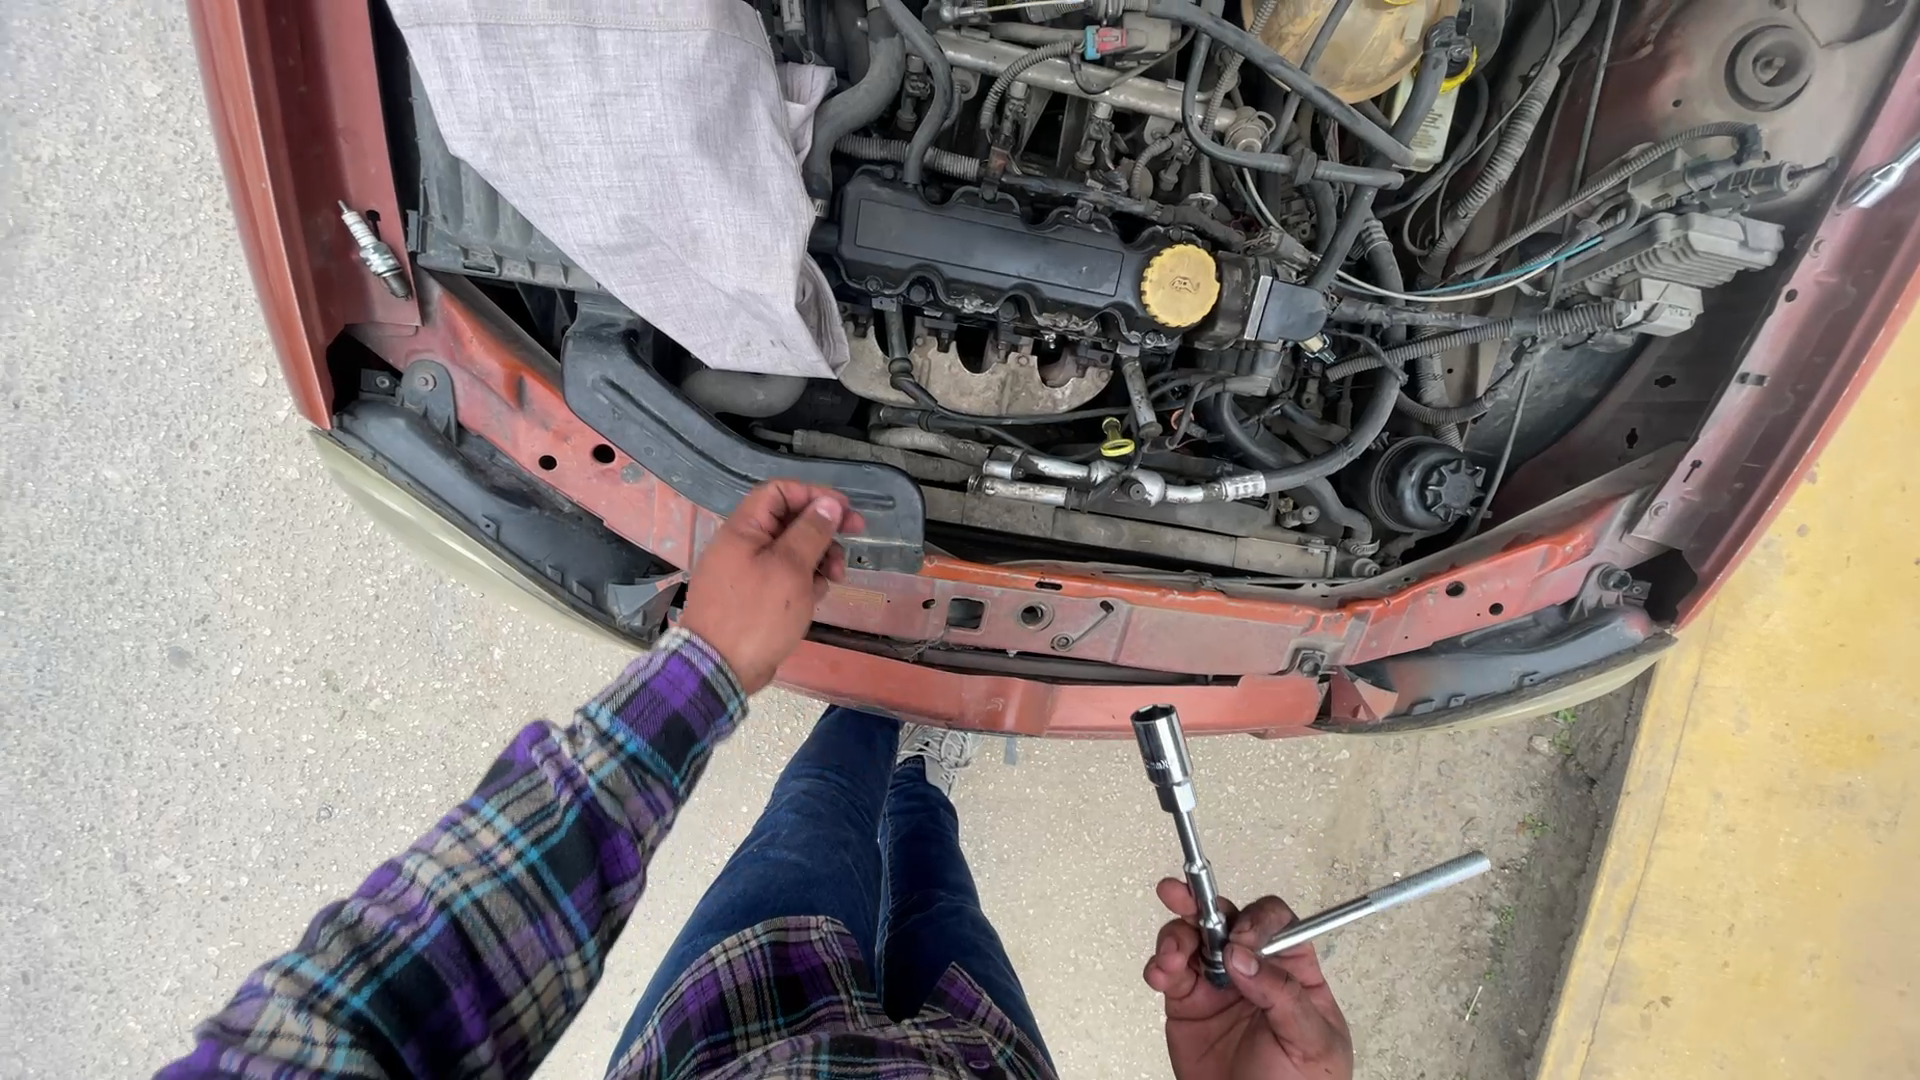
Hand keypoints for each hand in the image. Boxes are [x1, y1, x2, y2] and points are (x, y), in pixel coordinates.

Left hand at [680, 480, 864, 693]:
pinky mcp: (754, 597)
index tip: (845, 509)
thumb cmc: (756, 614)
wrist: (718, 670)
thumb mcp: (791, 568)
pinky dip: (805, 580)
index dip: (814, 494)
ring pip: (791, 550)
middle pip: (789, 521)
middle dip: (823, 529)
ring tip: (836, 578)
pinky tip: (816, 596)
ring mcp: (747, 572)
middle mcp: (743, 545)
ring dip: (819, 557)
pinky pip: (785, 577)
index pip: (779, 491)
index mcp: (744, 529)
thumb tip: (828, 504)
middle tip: (855, 536)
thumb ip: (811, 532)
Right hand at [1142, 879, 1352, 1079]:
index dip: (1254, 921)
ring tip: (1171, 958)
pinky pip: (1167, 969)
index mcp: (1293, 973)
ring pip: (1190, 935)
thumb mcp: (1311, 1045)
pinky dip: (1158, 965)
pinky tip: (1160, 974)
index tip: (1238, 940)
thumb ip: (1282, 995)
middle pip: (1225, 918)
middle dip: (1198, 901)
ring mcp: (1216, 983)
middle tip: (1178, 894)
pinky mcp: (1186, 1000)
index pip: (1274, 923)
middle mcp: (1253, 970)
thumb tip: (1242, 954)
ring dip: (1174, 936)